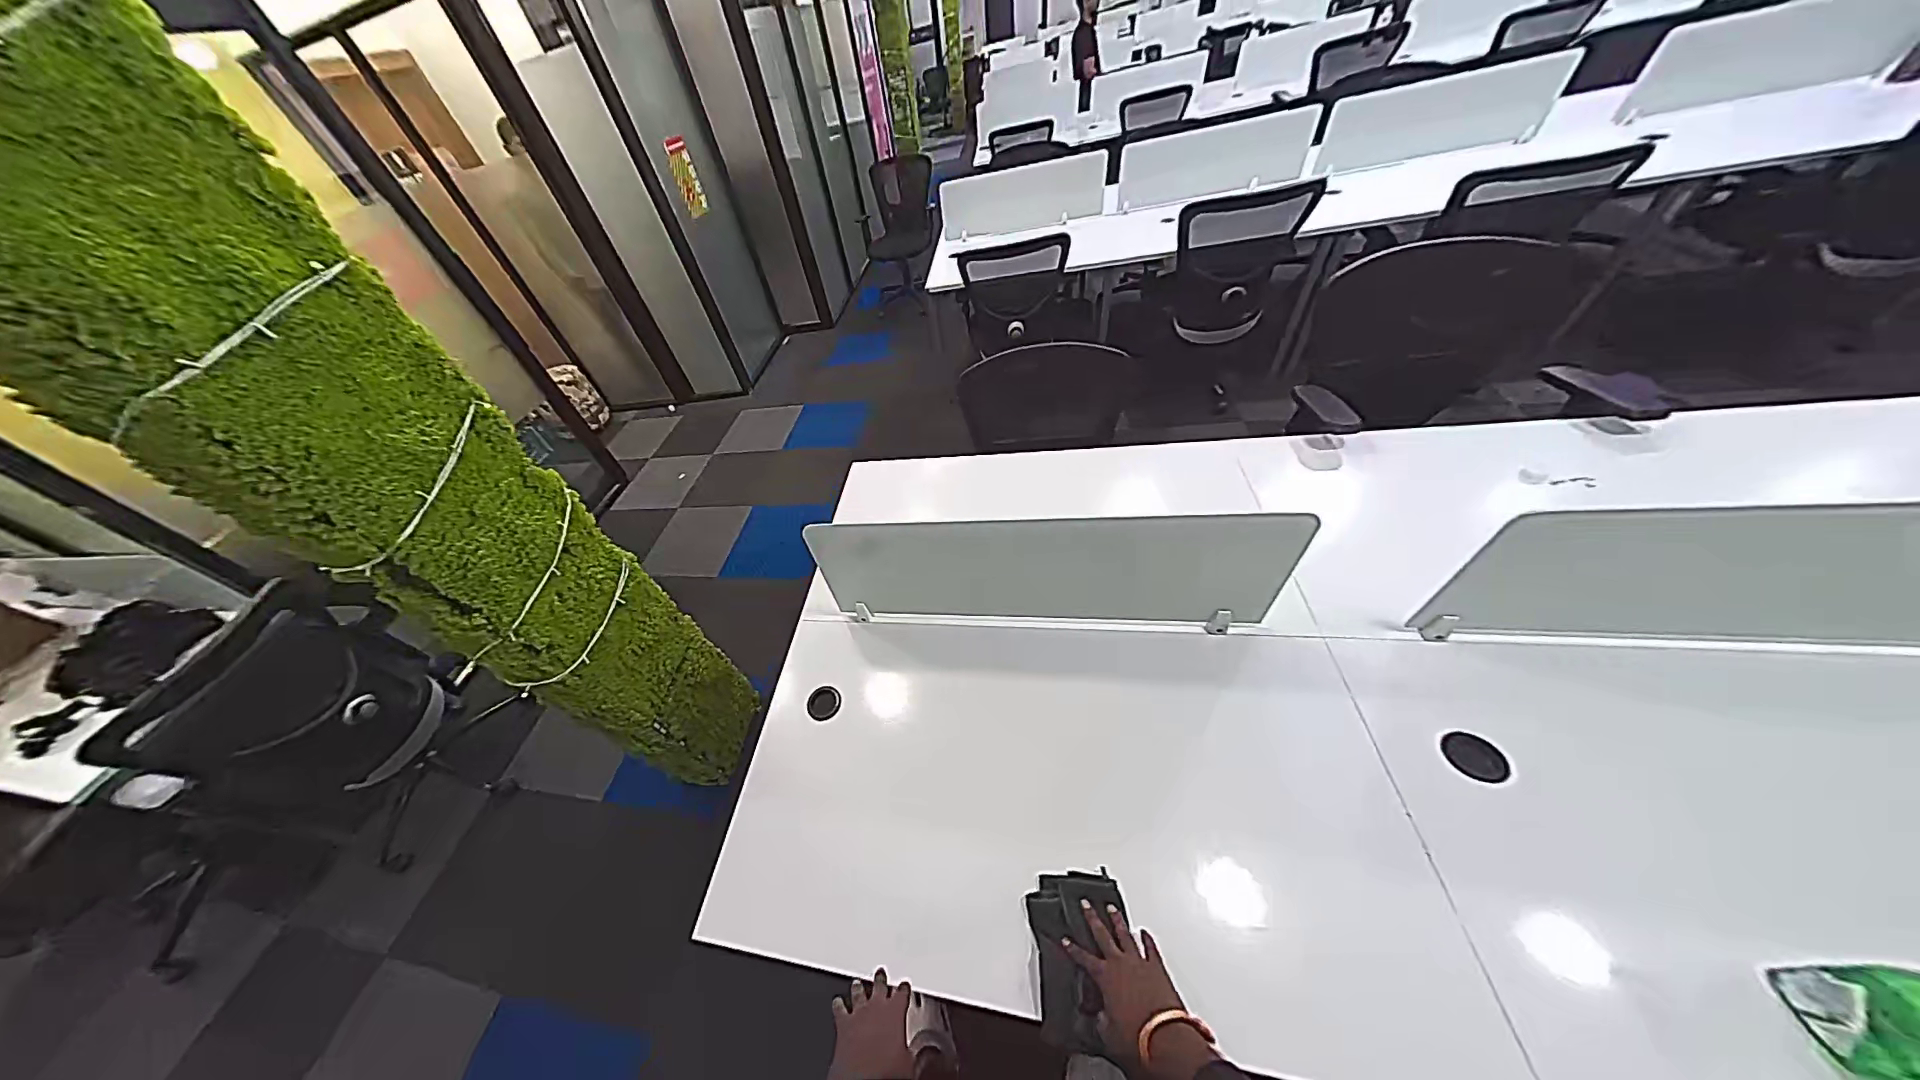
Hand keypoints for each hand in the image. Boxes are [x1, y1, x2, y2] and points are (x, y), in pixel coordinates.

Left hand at [828, 967, 914, 1079]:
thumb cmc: (886, 1072)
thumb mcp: (909, 1064)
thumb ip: (917, 1053)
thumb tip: (926, 1053)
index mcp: (895, 1012)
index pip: (902, 993)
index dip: (903, 988)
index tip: (904, 985)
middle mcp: (876, 1007)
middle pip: (879, 986)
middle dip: (880, 979)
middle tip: (881, 973)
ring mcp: (858, 1014)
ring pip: (859, 993)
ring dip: (859, 988)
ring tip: (858, 982)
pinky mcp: (842, 1025)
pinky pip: (839, 1009)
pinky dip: (838, 1004)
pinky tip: (837, 1001)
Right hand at [1061, 901, 1219, 1077]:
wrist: (1164, 1035)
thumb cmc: (1136, 1035)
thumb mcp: (1109, 1031)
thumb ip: (1102, 1018)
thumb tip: (1101, 1017)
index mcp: (1104, 977)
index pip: (1083, 958)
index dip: (1072, 948)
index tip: (1066, 939)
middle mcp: (1120, 964)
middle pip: (1102, 934)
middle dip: (1092, 917)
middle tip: (1085, 903)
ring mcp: (1139, 962)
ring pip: (1125, 934)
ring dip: (1117, 920)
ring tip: (1111, 907)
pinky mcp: (1157, 968)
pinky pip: (1150, 948)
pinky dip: (1147, 939)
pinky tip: (1144, 931)